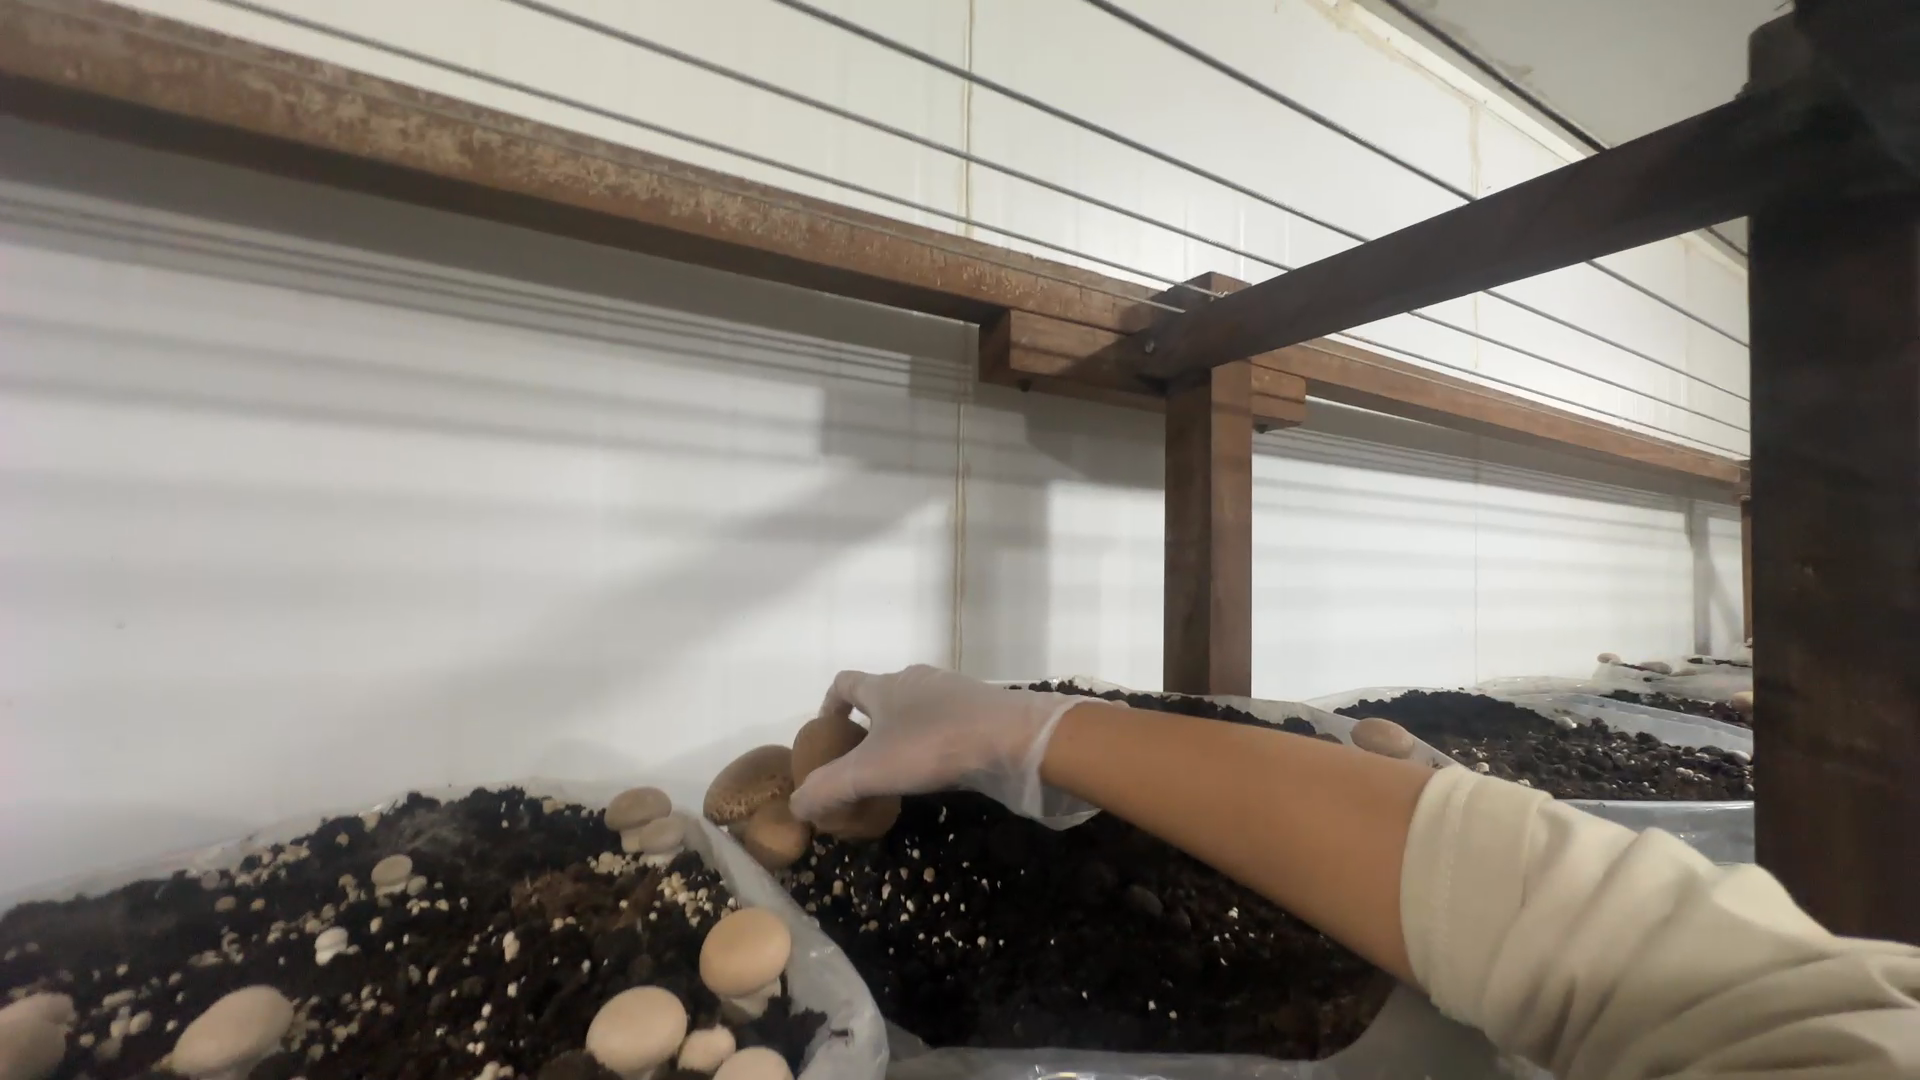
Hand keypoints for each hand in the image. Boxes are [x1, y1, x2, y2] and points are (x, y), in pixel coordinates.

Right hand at [787, 666, 1095, 826]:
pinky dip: (935, 739)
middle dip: (868, 724)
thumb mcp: (870, 772)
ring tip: (901, 769)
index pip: (845, 682)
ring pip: (916, 707)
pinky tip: (941, 767)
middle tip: (863, 762)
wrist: (1012, 736)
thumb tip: (797, 805)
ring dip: (903, 732)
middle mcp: (915, 679)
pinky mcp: (981, 707)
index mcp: (884, 686)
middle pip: (881, 694)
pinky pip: (946, 719)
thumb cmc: (933, 746)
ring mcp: (952, 690)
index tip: (825, 732)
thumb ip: (829, 787)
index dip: (829, 704)